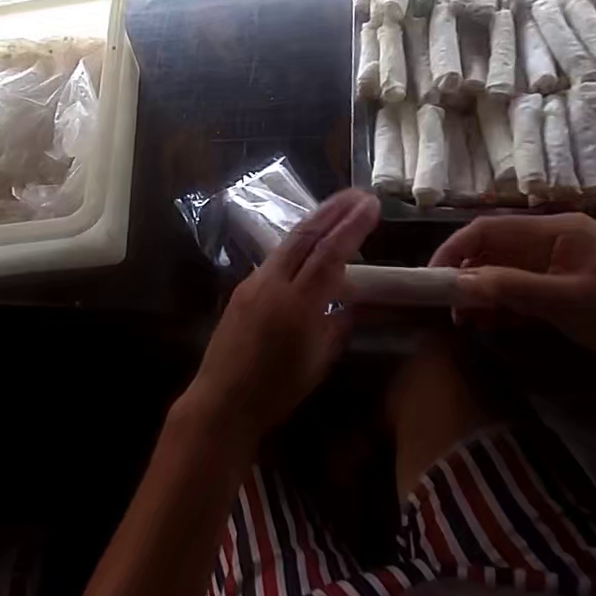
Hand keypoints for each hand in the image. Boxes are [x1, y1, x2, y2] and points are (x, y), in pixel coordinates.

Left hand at [179, 189, 381, 445]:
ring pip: (289, 241)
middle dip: (335, 210)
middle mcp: (273, 283)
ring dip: (316, 221)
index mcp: (298, 304)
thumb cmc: (277, 391)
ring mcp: (254, 283)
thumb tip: (360, 302)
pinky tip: (312, 239)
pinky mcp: (243, 288)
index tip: (373, 205)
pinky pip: (276, 256)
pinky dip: (299, 242)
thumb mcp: (320, 359)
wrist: (222, 402)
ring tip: (340, 206)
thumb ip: (341, 323)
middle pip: (306, 235)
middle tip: (359, 194)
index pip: (330, 253)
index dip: (353, 226)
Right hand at [430, 213, 595, 388]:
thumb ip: (511, 289)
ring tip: (465, 322)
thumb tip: (458, 283)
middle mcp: (558, 240)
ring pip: (509, 273)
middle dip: (468, 276)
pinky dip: (506, 306)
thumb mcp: (568, 302)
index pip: (491, 229)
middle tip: (448, 309)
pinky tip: (491, 323)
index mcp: (558, 229)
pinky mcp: (572, 290)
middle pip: (497, 250)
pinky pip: (527, 291)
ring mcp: (566, 265)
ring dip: (484, 294)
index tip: (430, 279)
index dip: (456, 250)